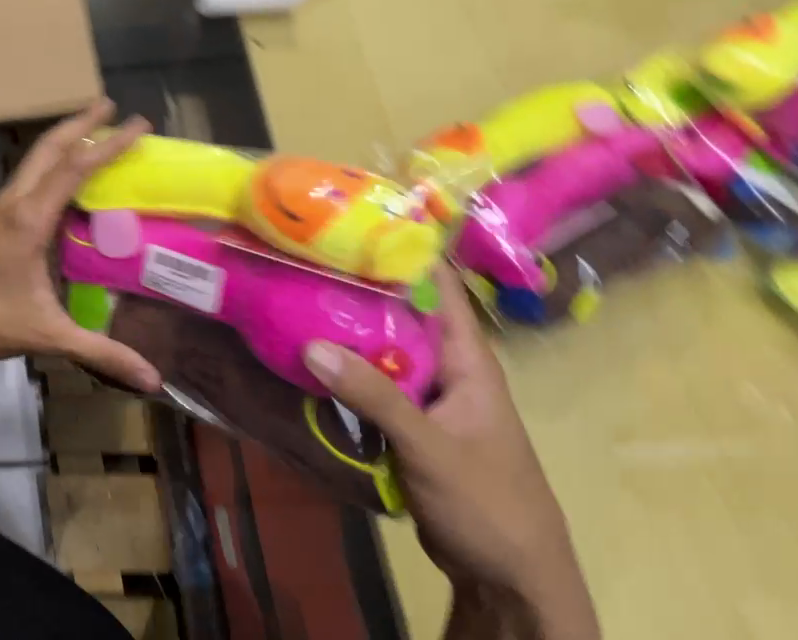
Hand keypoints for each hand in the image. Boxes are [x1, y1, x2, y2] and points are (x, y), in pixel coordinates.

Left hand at [0, 101, 161, 392]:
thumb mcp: (47, 334)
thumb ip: (101, 351)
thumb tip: (154, 380)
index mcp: (29, 218)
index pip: (75, 167)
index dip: (109, 143)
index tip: (138, 123)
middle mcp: (14, 201)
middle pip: (49, 148)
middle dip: (81, 122)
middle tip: (111, 104)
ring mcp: (0, 206)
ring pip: (35, 159)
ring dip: (64, 139)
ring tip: (94, 129)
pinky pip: (29, 176)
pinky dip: (52, 162)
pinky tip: (66, 175)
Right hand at [302, 269, 596, 635]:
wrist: (510, 578)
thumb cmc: (489, 503)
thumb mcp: (432, 448)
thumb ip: (375, 396)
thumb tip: (311, 344)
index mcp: (470, 362)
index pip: (440, 287)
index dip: (403, 250)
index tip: (350, 220)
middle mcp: (446, 369)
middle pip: (398, 313)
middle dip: (355, 286)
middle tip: (298, 255)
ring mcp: (424, 397)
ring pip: (378, 348)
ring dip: (341, 328)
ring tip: (288, 295)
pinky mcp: (404, 424)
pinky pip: (368, 383)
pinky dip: (339, 369)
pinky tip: (299, 357)